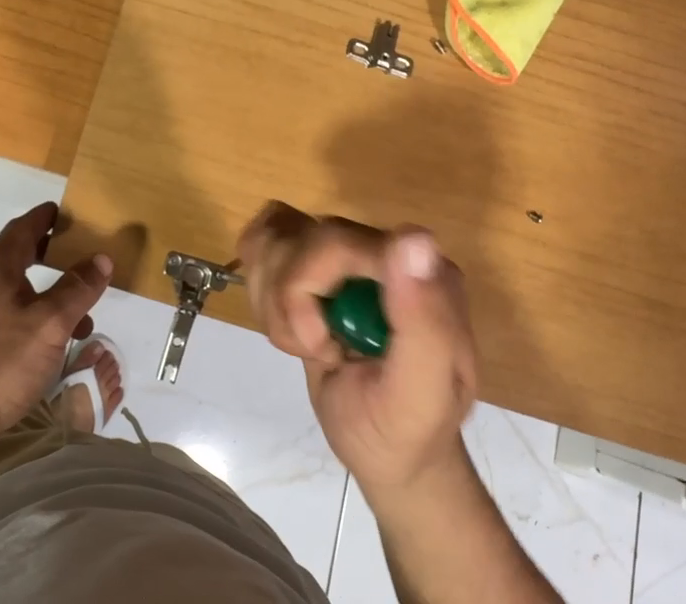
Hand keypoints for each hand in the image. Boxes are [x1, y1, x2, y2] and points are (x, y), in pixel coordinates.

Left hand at [0, 202, 111, 449]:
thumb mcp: (48, 324)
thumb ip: (76, 290)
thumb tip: (100, 258)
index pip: (22, 228)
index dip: (45, 218)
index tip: (67, 212)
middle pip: (18, 258)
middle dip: (51, 255)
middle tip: (82, 256)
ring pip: (19, 293)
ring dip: (50, 296)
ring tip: (84, 315)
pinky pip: (13, 319)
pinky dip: (38, 321)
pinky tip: (56, 346)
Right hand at [237, 201, 477, 500]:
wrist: (386, 450)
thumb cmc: (407, 428)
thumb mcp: (421, 391)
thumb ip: (423, 317)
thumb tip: (413, 236)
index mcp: (420, 270)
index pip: (334, 239)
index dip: (306, 290)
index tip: (324, 346)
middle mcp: (382, 250)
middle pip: (295, 239)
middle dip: (290, 306)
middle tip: (320, 353)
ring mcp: (346, 254)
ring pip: (272, 240)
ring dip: (275, 306)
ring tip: (311, 346)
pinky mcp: (314, 263)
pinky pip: (262, 246)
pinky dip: (263, 293)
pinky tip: (292, 327)